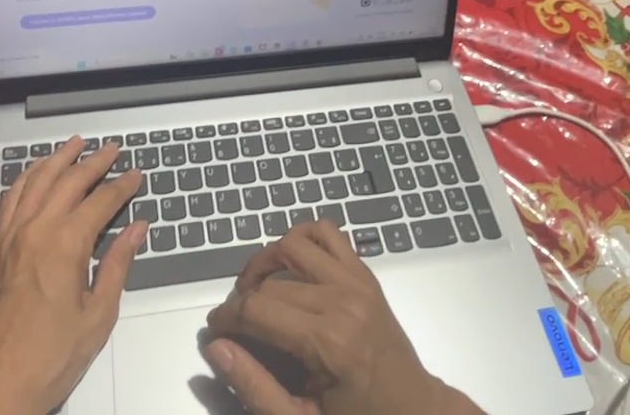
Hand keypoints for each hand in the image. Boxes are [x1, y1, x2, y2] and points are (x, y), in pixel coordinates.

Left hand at [0, 137, 145, 414]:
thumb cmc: (52, 356)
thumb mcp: (98, 315)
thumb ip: (118, 264)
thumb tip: (138, 227)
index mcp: (66, 244)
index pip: (101, 201)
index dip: (123, 185)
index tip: (138, 174)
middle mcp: (37, 228)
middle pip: (69, 180)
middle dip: (94, 161)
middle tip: (113, 149)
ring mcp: (11, 234)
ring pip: (36, 180)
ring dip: (58, 158)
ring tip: (76, 143)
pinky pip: (11, 198)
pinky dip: (26, 177)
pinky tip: (36, 172)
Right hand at [203, 221, 482, 414]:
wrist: (414, 410)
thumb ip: (255, 386)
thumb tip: (216, 348)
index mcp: (328, 342)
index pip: (257, 310)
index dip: (226, 318)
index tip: (215, 331)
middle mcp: (343, 300)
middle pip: (271, 282)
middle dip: (241, 300)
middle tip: (234, 324)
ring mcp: (357, 280)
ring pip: (293, 244)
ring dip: (266, 261)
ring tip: (257, 289)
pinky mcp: (364, 272)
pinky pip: (326, 232)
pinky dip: (302, 238)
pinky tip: (290, 265)